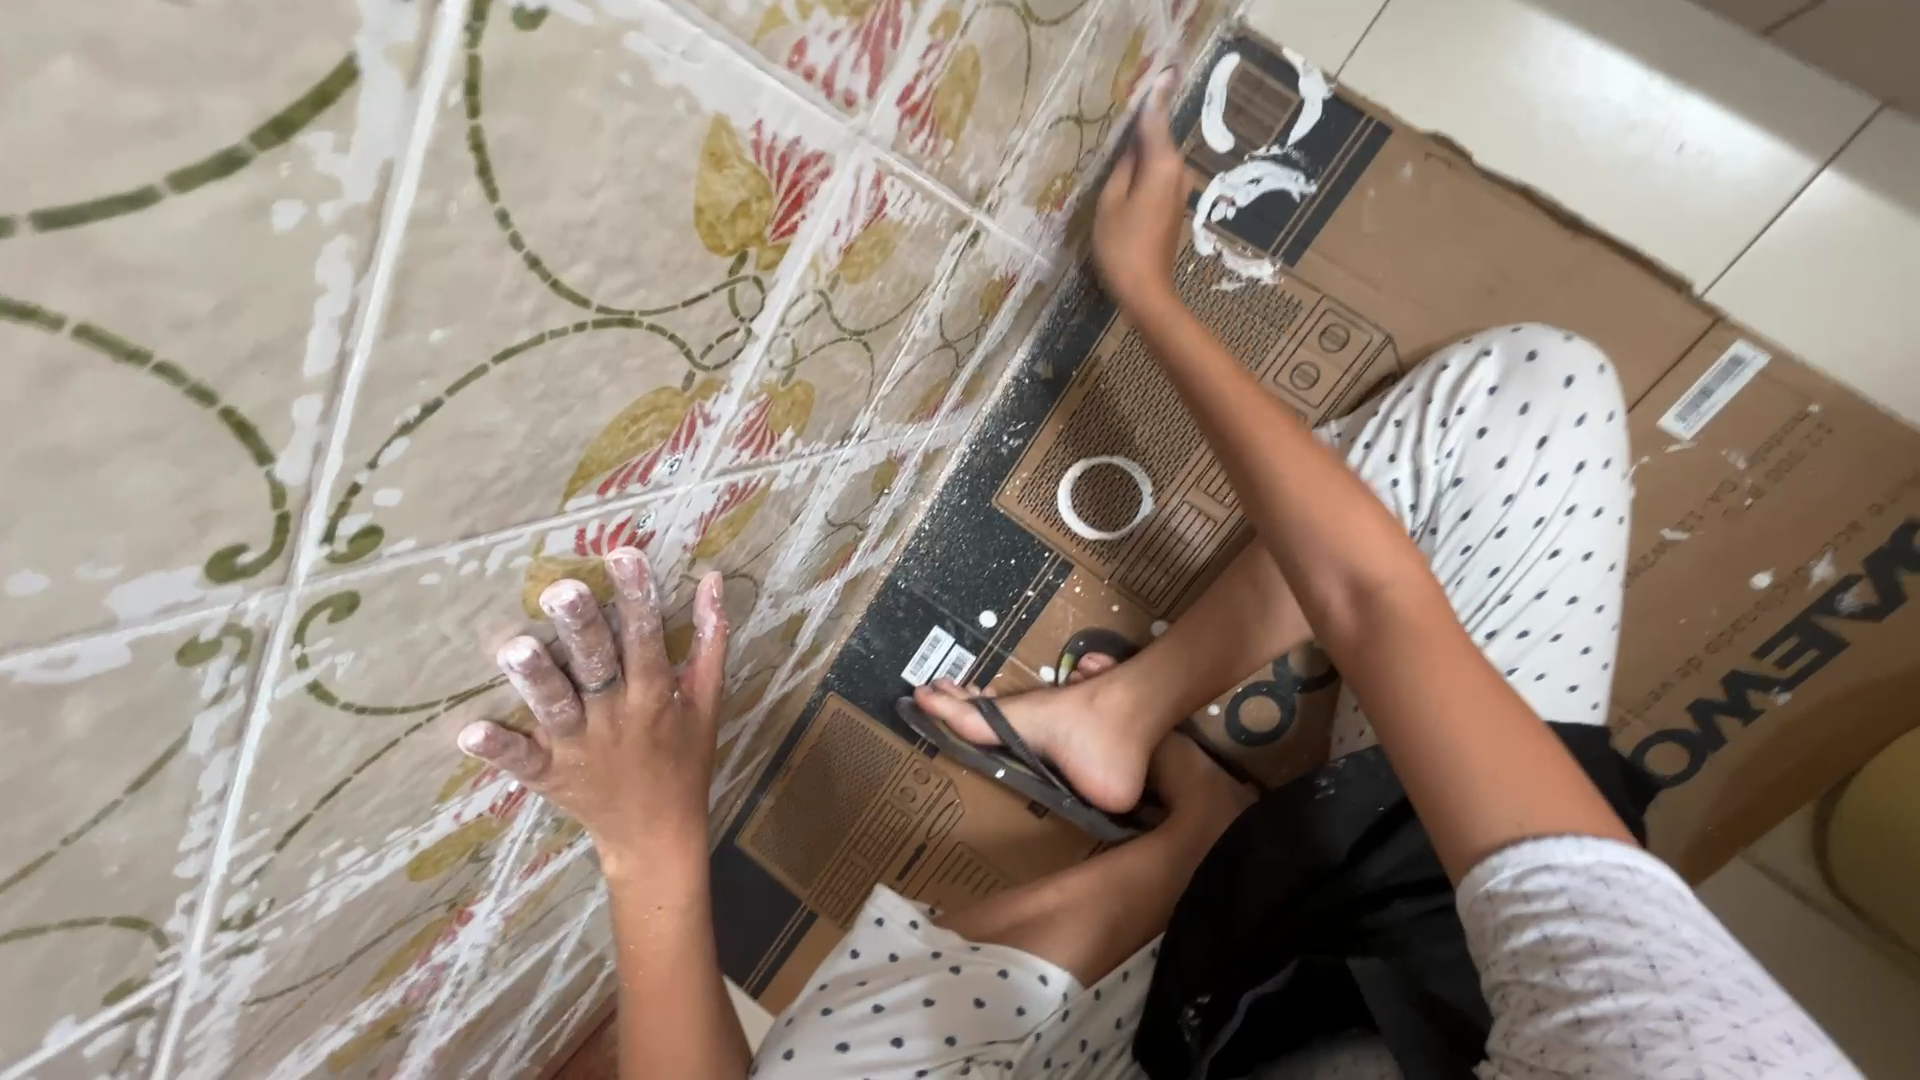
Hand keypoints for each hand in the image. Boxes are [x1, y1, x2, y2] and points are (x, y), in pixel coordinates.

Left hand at [456, 548, 727, 866]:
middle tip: (561, 590)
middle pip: (597, 667)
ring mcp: (580, 749)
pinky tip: (470, 731)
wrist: (658, 834)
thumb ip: (710, 640)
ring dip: (536, 680)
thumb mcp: (708, 700)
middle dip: (581, 629)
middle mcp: (617, 718)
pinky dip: (499, 748)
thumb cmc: (685, 759)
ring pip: (556, 708)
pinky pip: (522, 762)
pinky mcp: (551, 776)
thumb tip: (713, 580)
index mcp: (655, 697)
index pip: (646, 639)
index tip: (624, 555)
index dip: (638, 597)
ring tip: (514, 648)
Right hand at [1093, 68, 1185, 312]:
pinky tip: (1127, 180)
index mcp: (1162, 164)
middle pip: (1158, 140)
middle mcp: (1178, 172)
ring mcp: (1179, 192)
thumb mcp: (1109, 204)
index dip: (1154, 96)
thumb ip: (1121, 168)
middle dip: (1142, 129)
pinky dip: (1145, 175)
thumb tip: (1131, 148)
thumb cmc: (1121, 248)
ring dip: (1141, 155)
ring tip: (1118, 149)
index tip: (1161, 72)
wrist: (1146, 291)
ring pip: (1158, 161)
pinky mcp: (1174, 209)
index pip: (1155, 120)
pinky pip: (1158, 179)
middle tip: (1122, 117)